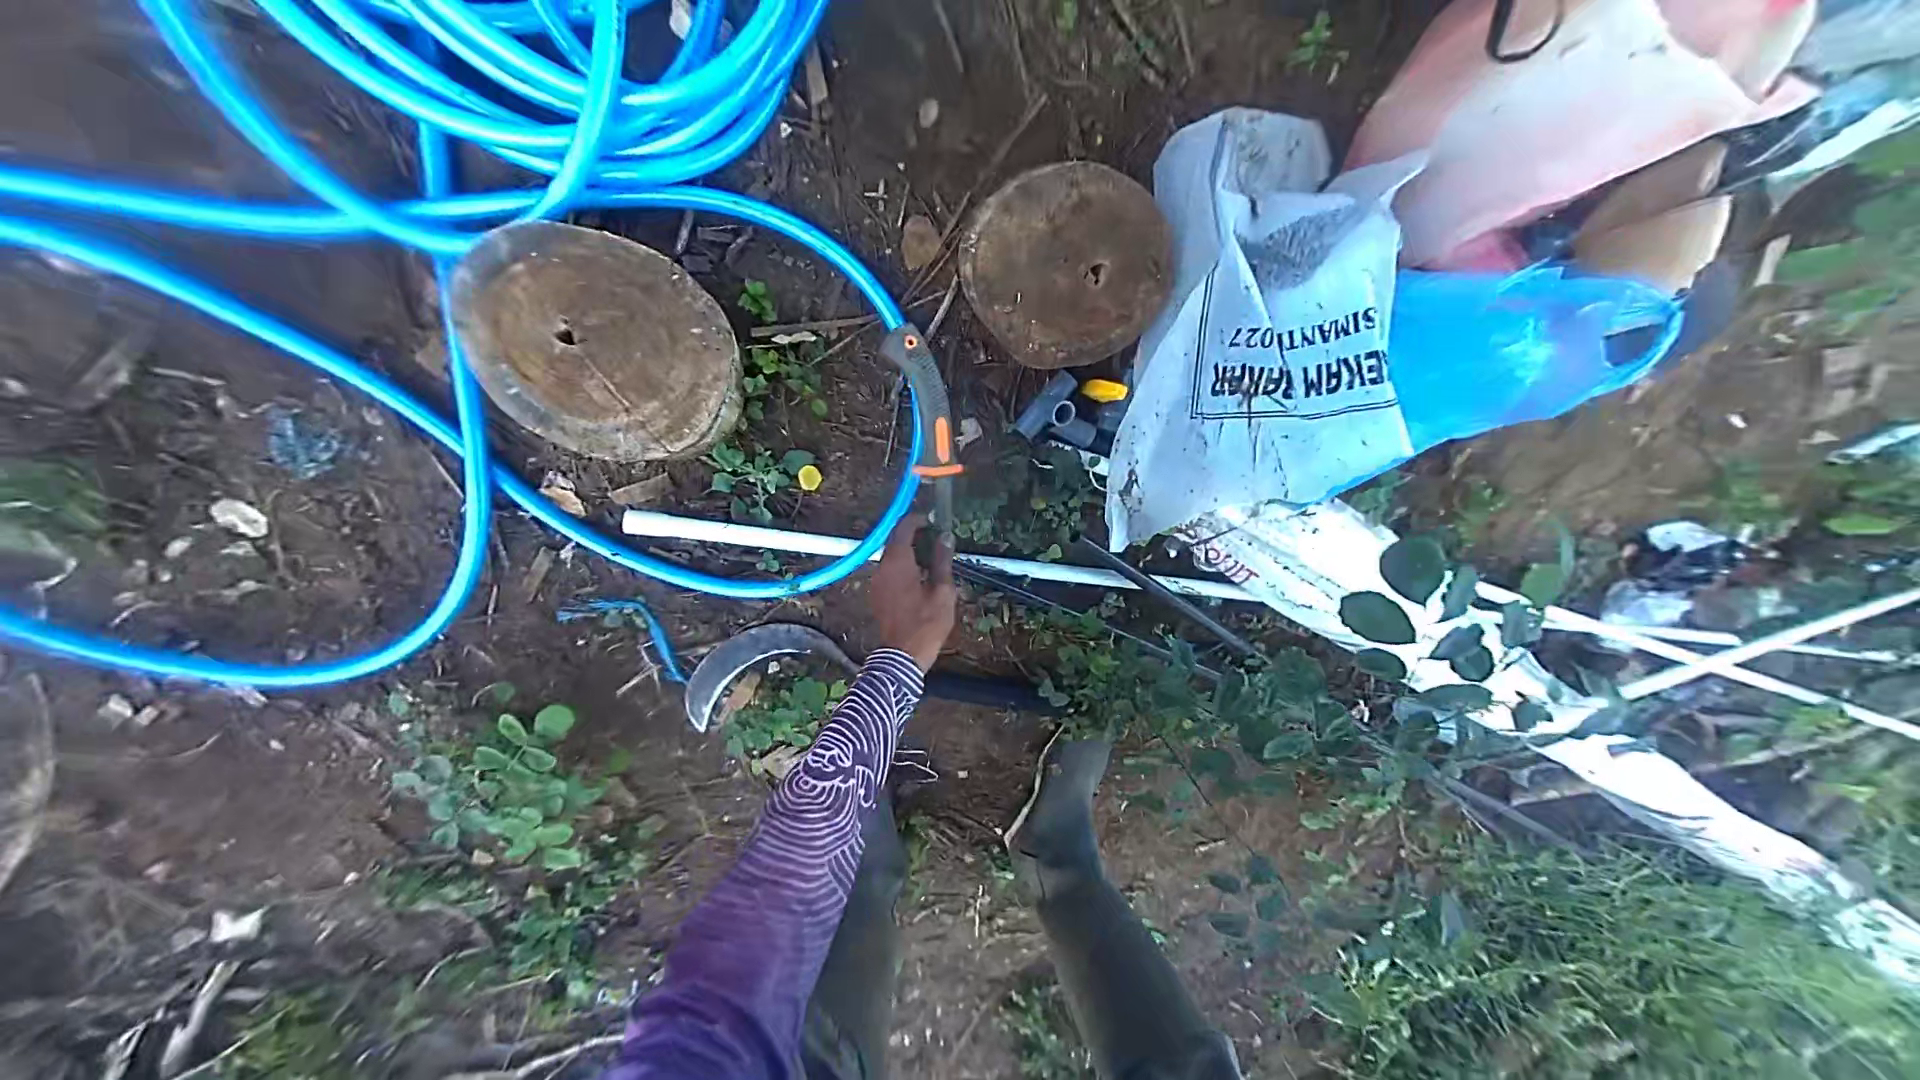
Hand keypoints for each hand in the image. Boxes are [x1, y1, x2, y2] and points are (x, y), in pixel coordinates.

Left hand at [870, 512, 956, 671]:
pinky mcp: (876, 595)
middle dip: (912, 535)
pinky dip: (901, 566)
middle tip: (934, 538)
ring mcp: (876, 582)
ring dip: (907, 552)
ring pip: (890, 557)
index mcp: (897, 562)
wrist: (903, 655)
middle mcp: (881, 568)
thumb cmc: (926, 623)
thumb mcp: (942, 590)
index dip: (917, 520)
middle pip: (894, 541)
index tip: (932, 520)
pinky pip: (888, 571)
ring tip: (929, 557)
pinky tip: (917, 576)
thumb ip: (942, 560)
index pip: (903, 528)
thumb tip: (945, 537)